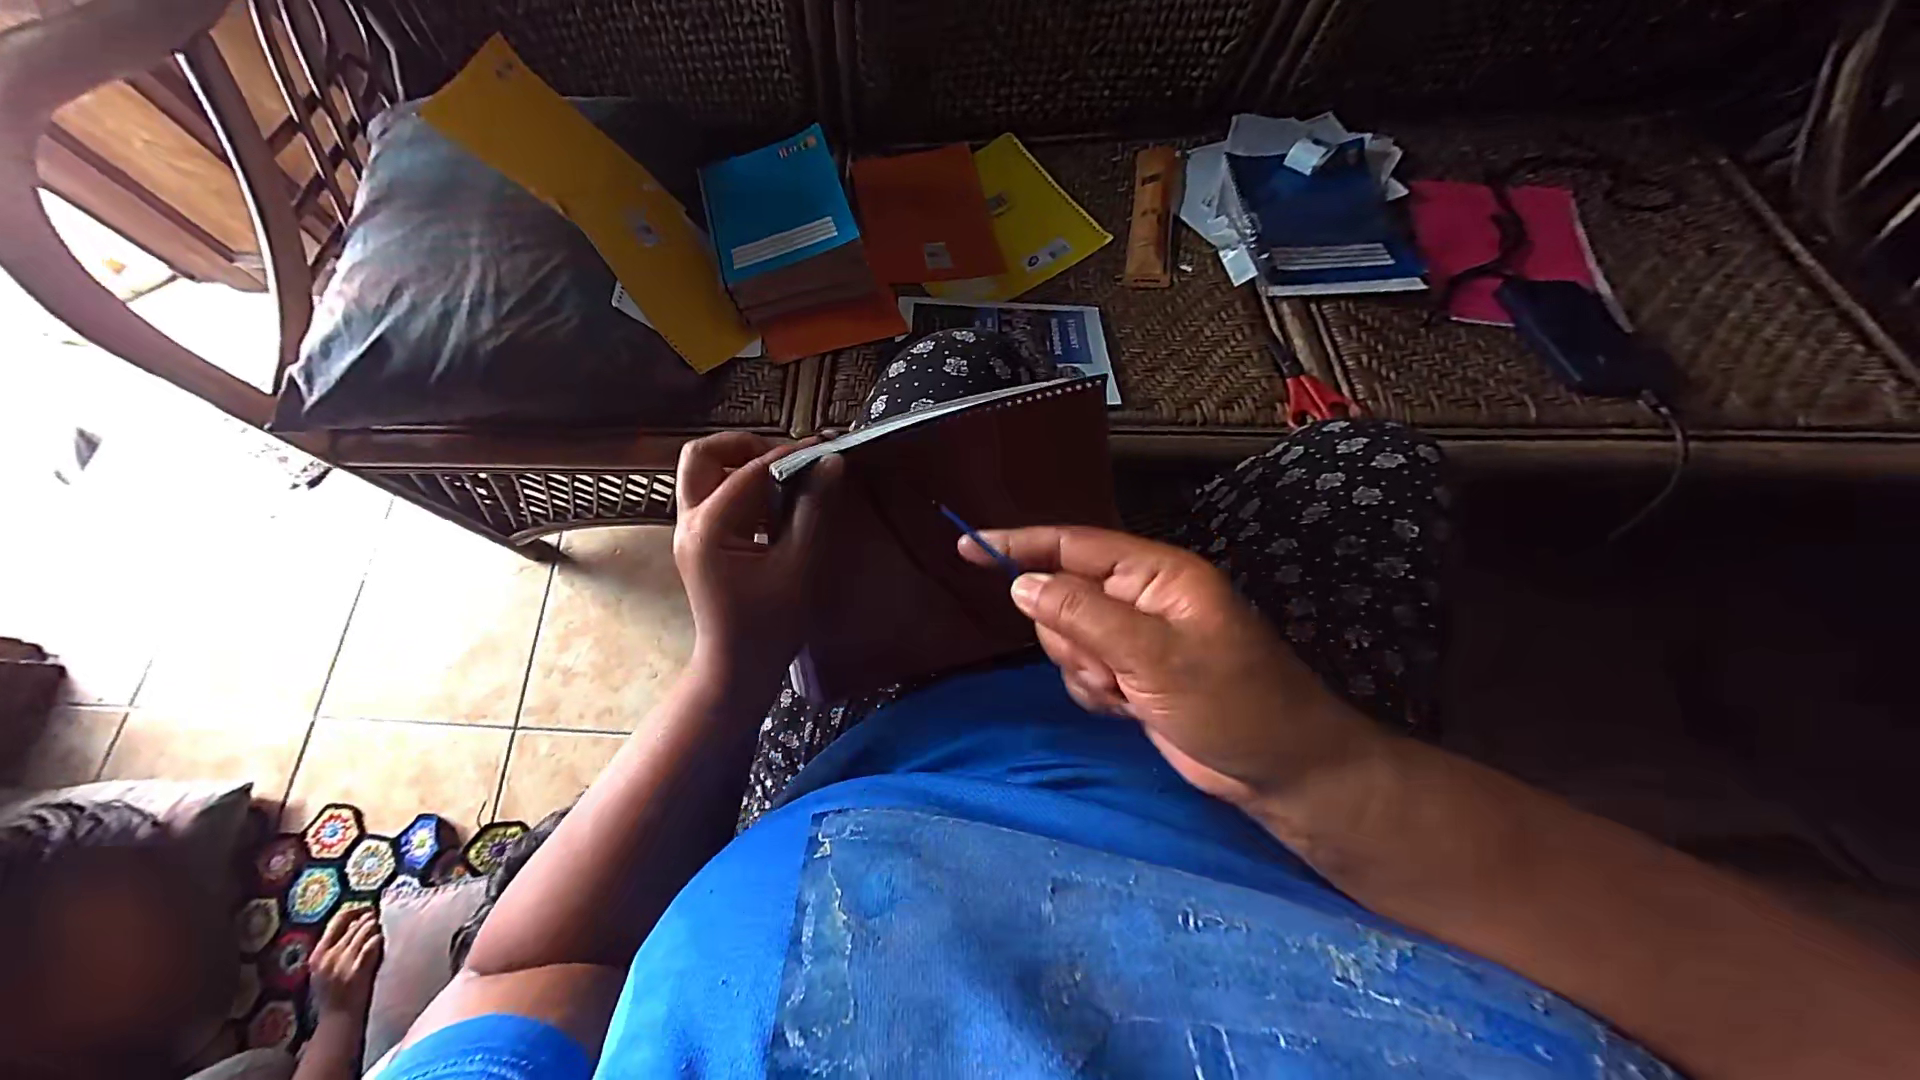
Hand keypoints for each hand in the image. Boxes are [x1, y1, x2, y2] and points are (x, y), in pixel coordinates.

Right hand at [308, 908, 381, 1021]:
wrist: (339, 1017)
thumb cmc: (335, 990)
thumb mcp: (325, 968)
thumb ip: (336, 945)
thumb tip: (359, 918)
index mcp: (318, 955)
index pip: (338, 919)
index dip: (357, 910)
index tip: (370, 909)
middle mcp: (328, 957)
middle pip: (358, 923)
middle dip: (372, 920)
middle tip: (379, 924)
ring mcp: (342, 964)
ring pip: (368, 930)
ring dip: (378, 929)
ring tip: (380, 936)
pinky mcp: (356, 970)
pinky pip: (373, 943)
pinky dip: (379, 940)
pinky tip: (380, 944)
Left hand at [673, 432, 841, 682]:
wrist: (738, 667)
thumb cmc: (769, 625)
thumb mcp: (798, 566)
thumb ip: (812, 510)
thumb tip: (830, 464)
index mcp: (710, 529)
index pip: (749, 472)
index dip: (789, 455)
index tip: (823, 449)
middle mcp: (690, 524)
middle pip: (702, 456)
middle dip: (744, 446)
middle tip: (786, 458)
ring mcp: (689, 534)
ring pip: (703, 474)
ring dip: (741, 466)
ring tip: (784, 478)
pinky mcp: (699, 544)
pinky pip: (714, 498)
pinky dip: (741, 489)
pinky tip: (774, 505)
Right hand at [960, 526, 1384, 807]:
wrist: (1280, 772)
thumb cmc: (1234, 703)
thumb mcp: (1156, 656)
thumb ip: (1084, 615)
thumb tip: (1022, 584)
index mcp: (1155, 574)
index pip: (1073, 546)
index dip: (1019, 545)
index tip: (966, 545)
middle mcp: (1139, 598)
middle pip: (1062, 597)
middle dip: (1072, 637)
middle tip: (1110, 668)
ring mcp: (1133, 638)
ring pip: (1067, 639)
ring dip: (1086, 670)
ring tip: (1129, 692)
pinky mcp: (1130, 673)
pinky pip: (1081, 671)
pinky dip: (1095, 692)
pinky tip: (1130, 707)